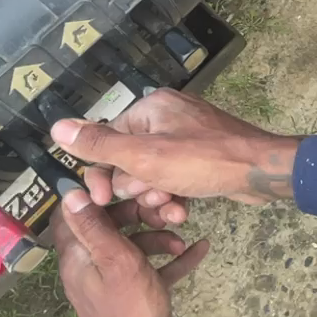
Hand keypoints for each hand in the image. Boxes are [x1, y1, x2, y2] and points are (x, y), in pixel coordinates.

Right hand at [52, 90, 300, 208]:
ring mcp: (187, 134)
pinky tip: (183, 210)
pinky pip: (174, 176)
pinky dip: (174, 194)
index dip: (102, 175)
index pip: (107, 141)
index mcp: (152, 107)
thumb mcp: (145, 156)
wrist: (258, 171)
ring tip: (172, 205)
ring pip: (152, 173)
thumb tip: (57, 126)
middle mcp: (168, 114)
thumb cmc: (203, 160)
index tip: (101, 201)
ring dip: (156, 195)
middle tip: (154, 197)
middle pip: (129, 159)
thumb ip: (100, 144)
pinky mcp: (202, 154)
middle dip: (137, 187)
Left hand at [53, 193, 209, 316]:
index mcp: (79, 258)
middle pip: (112, 225)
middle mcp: (92, 266)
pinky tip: (201, 249)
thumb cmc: (131, 309)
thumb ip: (96, 227)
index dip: (94, 194)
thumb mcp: (116, 261)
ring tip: (184, 234)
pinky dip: (174, 258)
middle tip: (166, 208)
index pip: (73, 215)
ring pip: (135, 244)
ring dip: (161, 235)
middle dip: (140, 213)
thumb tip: (69, 191)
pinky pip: (154, 267)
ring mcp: (114, 281)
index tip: (124, 181)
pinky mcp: (135, 293)